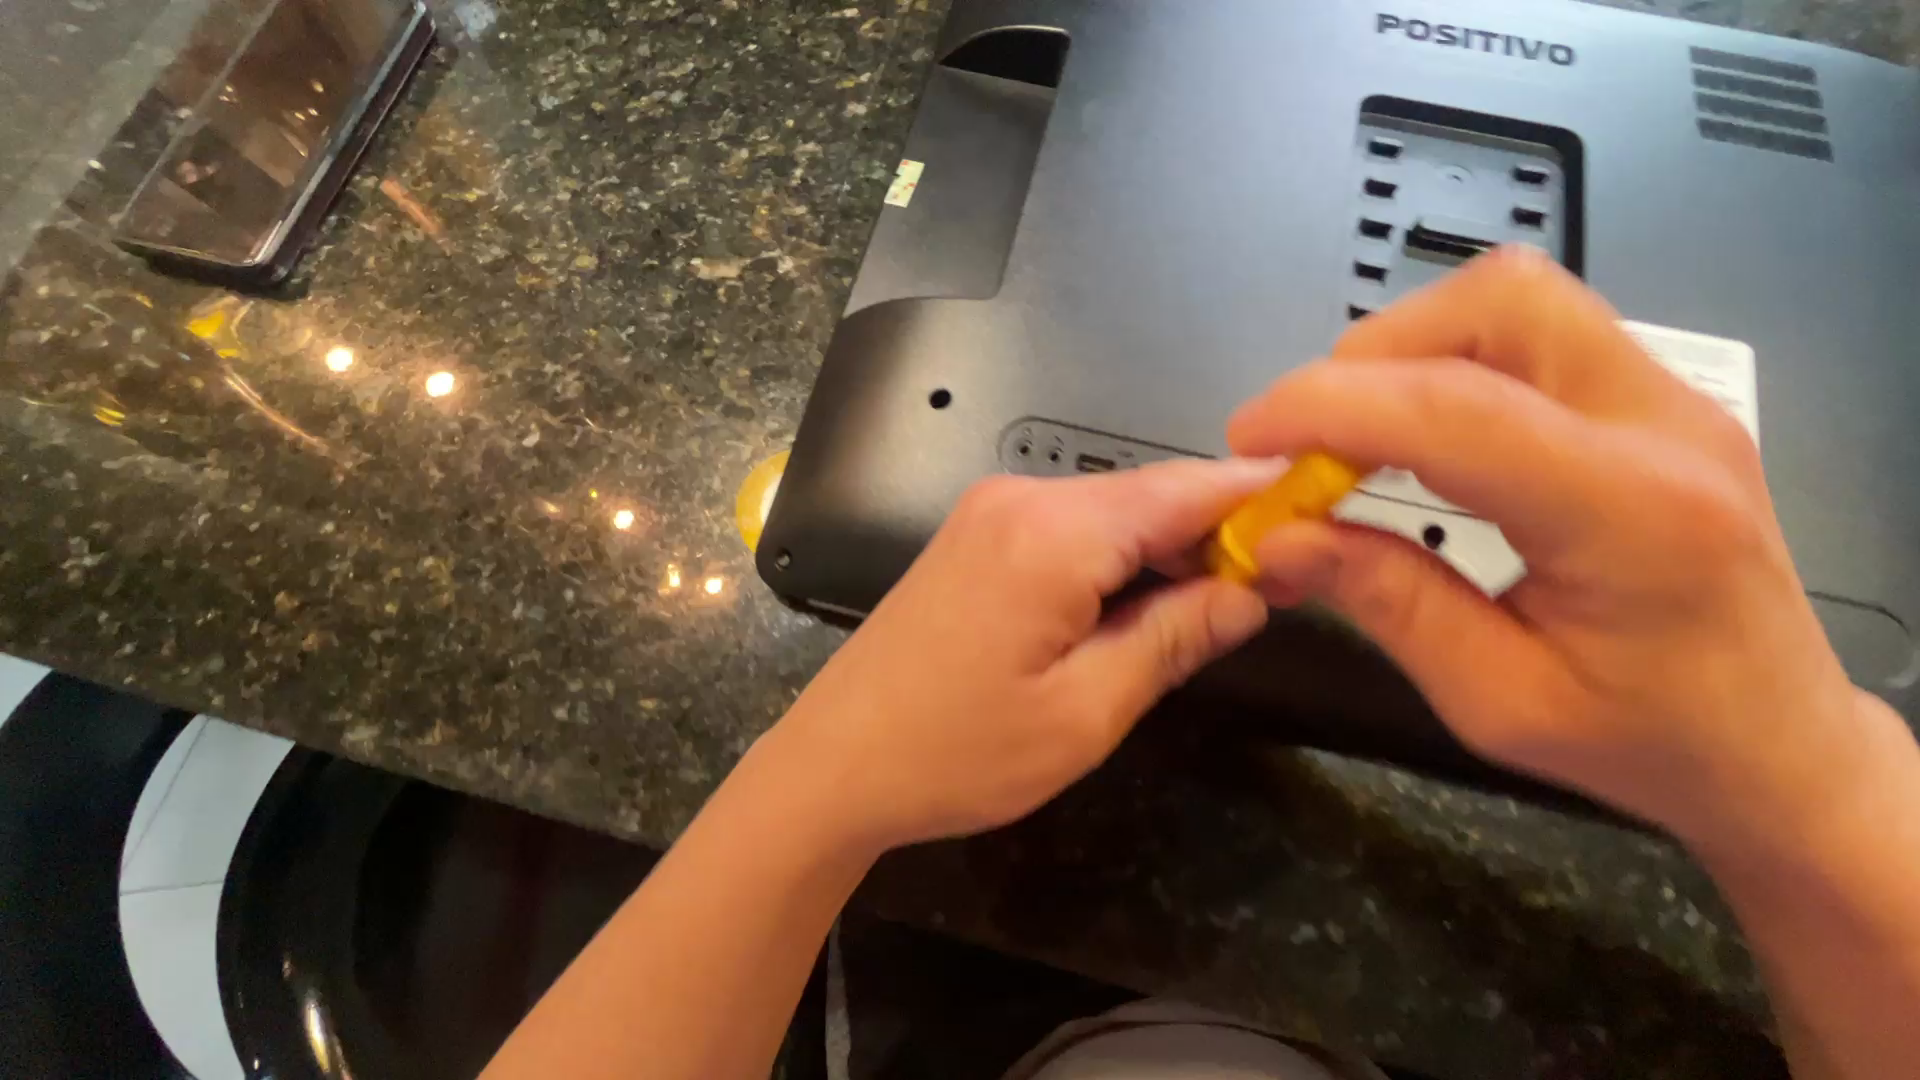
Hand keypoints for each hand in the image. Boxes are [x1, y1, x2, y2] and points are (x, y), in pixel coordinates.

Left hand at [758, 459, 1279, 853]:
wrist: (835, 762)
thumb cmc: (959, 752)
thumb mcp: (1085, 712)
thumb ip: (1173, 639)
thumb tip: (1248, 592)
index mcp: (1053, 533)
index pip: (1184, 489)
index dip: (1257, 494)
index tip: (1322, 503)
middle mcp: (1019, 499)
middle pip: (1146, 496)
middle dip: (1214, 531)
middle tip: (1280, 578)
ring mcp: (988, 513)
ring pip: (1108, 514)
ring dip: (1164, 549)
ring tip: (1218, 600)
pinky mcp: (972, 537)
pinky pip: (1066, 530)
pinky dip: (1114, 557)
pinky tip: (1139, 600)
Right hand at [1228, 247, 1891, 848]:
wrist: (1776, 743)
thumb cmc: (1644, 741)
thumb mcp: (1494, 700)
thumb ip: (1386, 603)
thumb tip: (1279, 537)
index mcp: (1632, 516)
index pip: (1457, 411)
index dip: (1329, 407)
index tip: (1248, 440)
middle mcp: (1662, 425)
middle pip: (1498, 303)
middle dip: (1370, 355)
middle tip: (1309, 435)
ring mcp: (1665, 398)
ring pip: (1510, 298)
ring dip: (1403, 349)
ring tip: (1350, 431)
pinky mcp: (1646, 398)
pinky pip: (1525, 332)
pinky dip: (1439, 361)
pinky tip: (1407, 431)